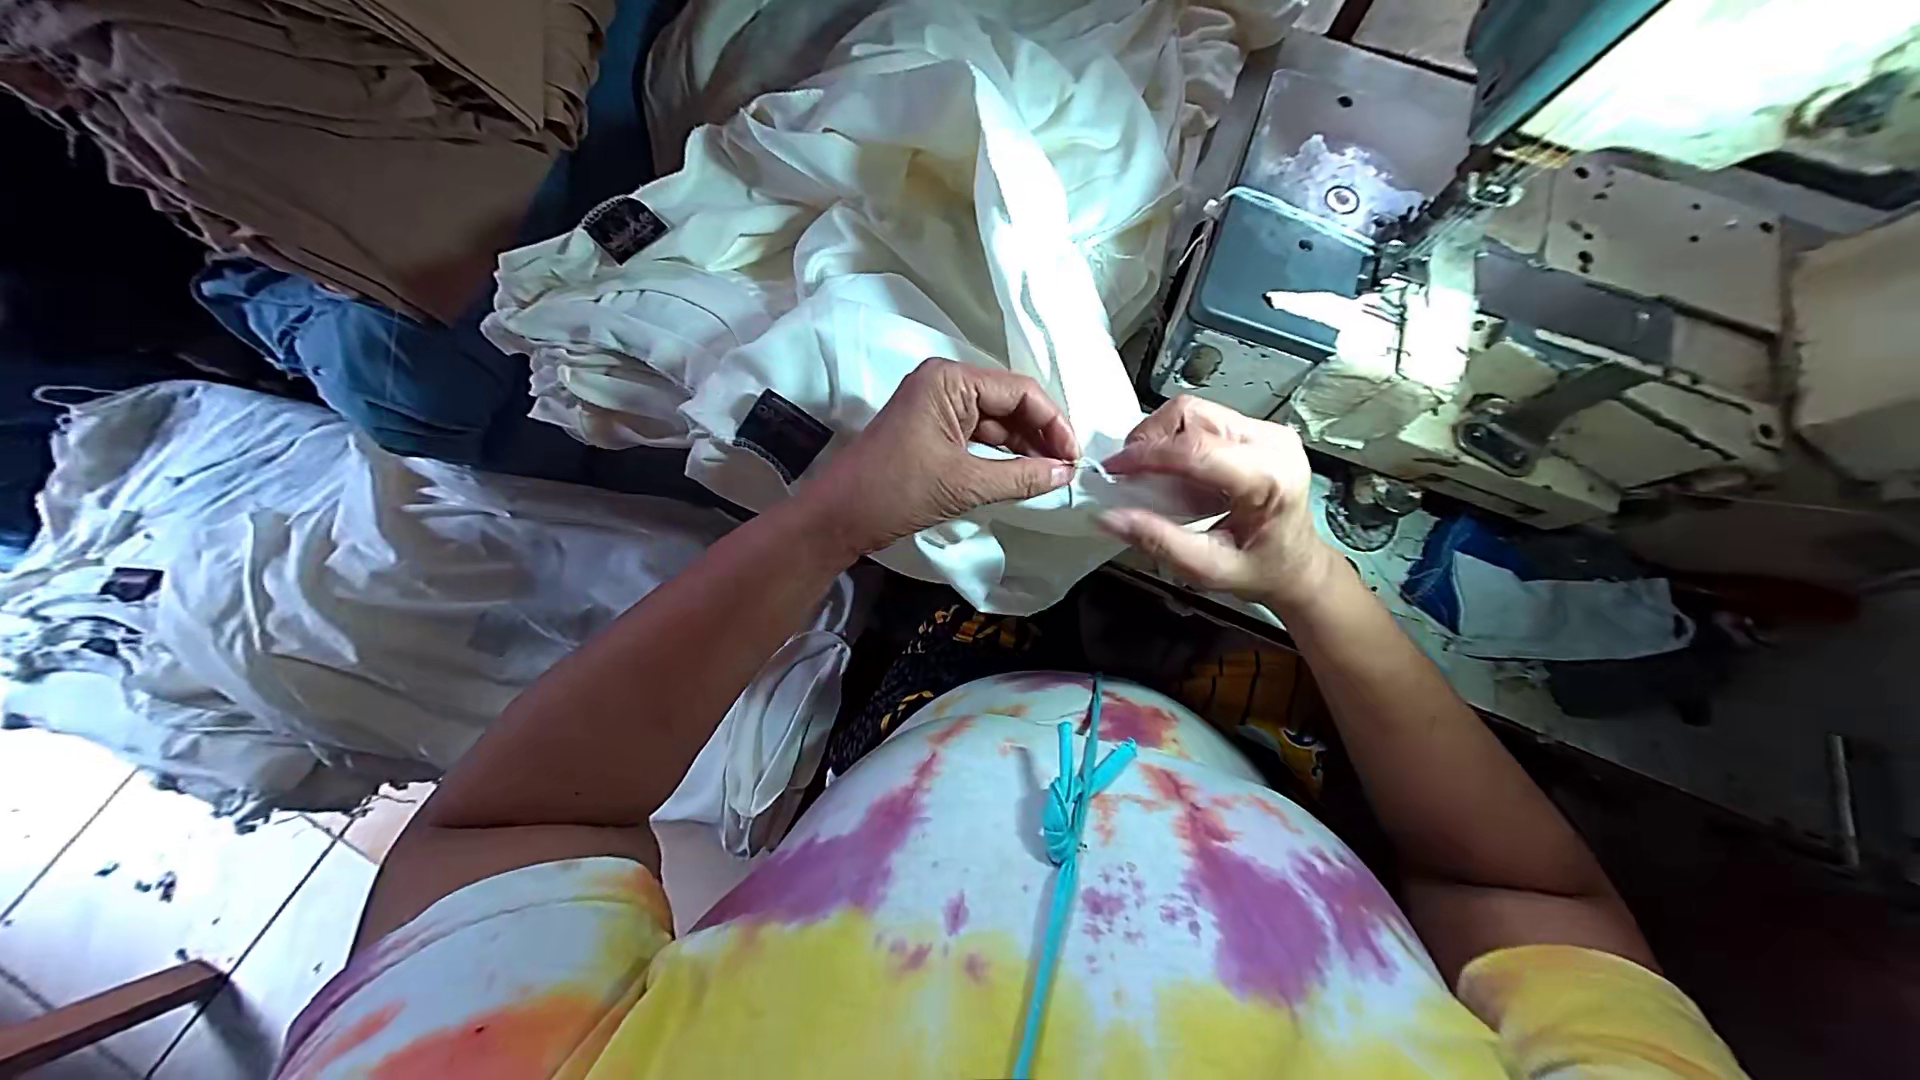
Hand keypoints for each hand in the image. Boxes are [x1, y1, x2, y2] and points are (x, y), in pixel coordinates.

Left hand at [796, 358, 1077, 557]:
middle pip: (1009, 402)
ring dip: (1023, 446)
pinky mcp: (932, 431)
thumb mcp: (964, 484)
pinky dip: (1001, 455)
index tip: (1074, 457)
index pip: (1019, 390)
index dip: (1053, 422)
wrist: (838, 518)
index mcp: (950, 380)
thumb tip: (1065, 474)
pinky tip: (1024, 474)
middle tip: (1067, 469)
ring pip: (995, 421)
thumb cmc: (896, 491)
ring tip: (1052, 475)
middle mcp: (945, 384)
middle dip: (1040, 434)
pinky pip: (977, 436)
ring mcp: (937, 407)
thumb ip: (1020, 476)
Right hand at [1097, 396, 1343, 612]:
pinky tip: (1174, 470)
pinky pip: (1201, 418)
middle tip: (1130, 474)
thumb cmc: (1260, 569)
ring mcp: (1266, 431)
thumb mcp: (1207, 568)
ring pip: (1192, 410)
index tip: (1114, 469)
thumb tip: (1112, 518)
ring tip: (1150, 473)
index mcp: (1269, 478)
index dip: (1146, 455)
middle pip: (1190, 415)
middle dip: (1149, 440)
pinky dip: (1174, 440)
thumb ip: (1160, 541)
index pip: (1195, 450)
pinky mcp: (1255, 429)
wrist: (1297, 564)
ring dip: (1159, 438)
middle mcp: (1272, 444)